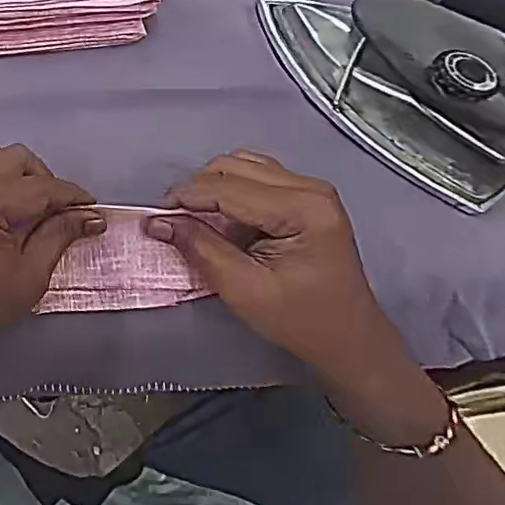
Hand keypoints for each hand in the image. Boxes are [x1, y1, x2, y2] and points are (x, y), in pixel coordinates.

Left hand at [0, 141, 103, 409]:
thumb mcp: (29, 276)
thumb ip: (59, 236)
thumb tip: (91, 217)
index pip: (39, 186)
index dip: (71, 196)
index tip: (92, 208)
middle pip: (17, 159)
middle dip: (45, 180)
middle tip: (59, 210)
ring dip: (16, 171)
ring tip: (28, 204)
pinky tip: (0, 203)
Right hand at [145, 150, 446, 442]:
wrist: (349, 339)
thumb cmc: (301, 321)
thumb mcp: (244, 290)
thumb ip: (201, 249)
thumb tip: (158, 221)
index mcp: (304, 208)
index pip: (230, 188)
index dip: (187, 198)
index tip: (155, 215)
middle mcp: (310, 186)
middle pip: (234, 167)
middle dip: (198, 191)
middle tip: (175, 222)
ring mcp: (311, 188)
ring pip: (243, 166)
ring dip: (213, 188)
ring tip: (198, 221)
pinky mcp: (306, 195)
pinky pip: (257, 176)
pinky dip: (232, 190)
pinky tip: (225, 218)